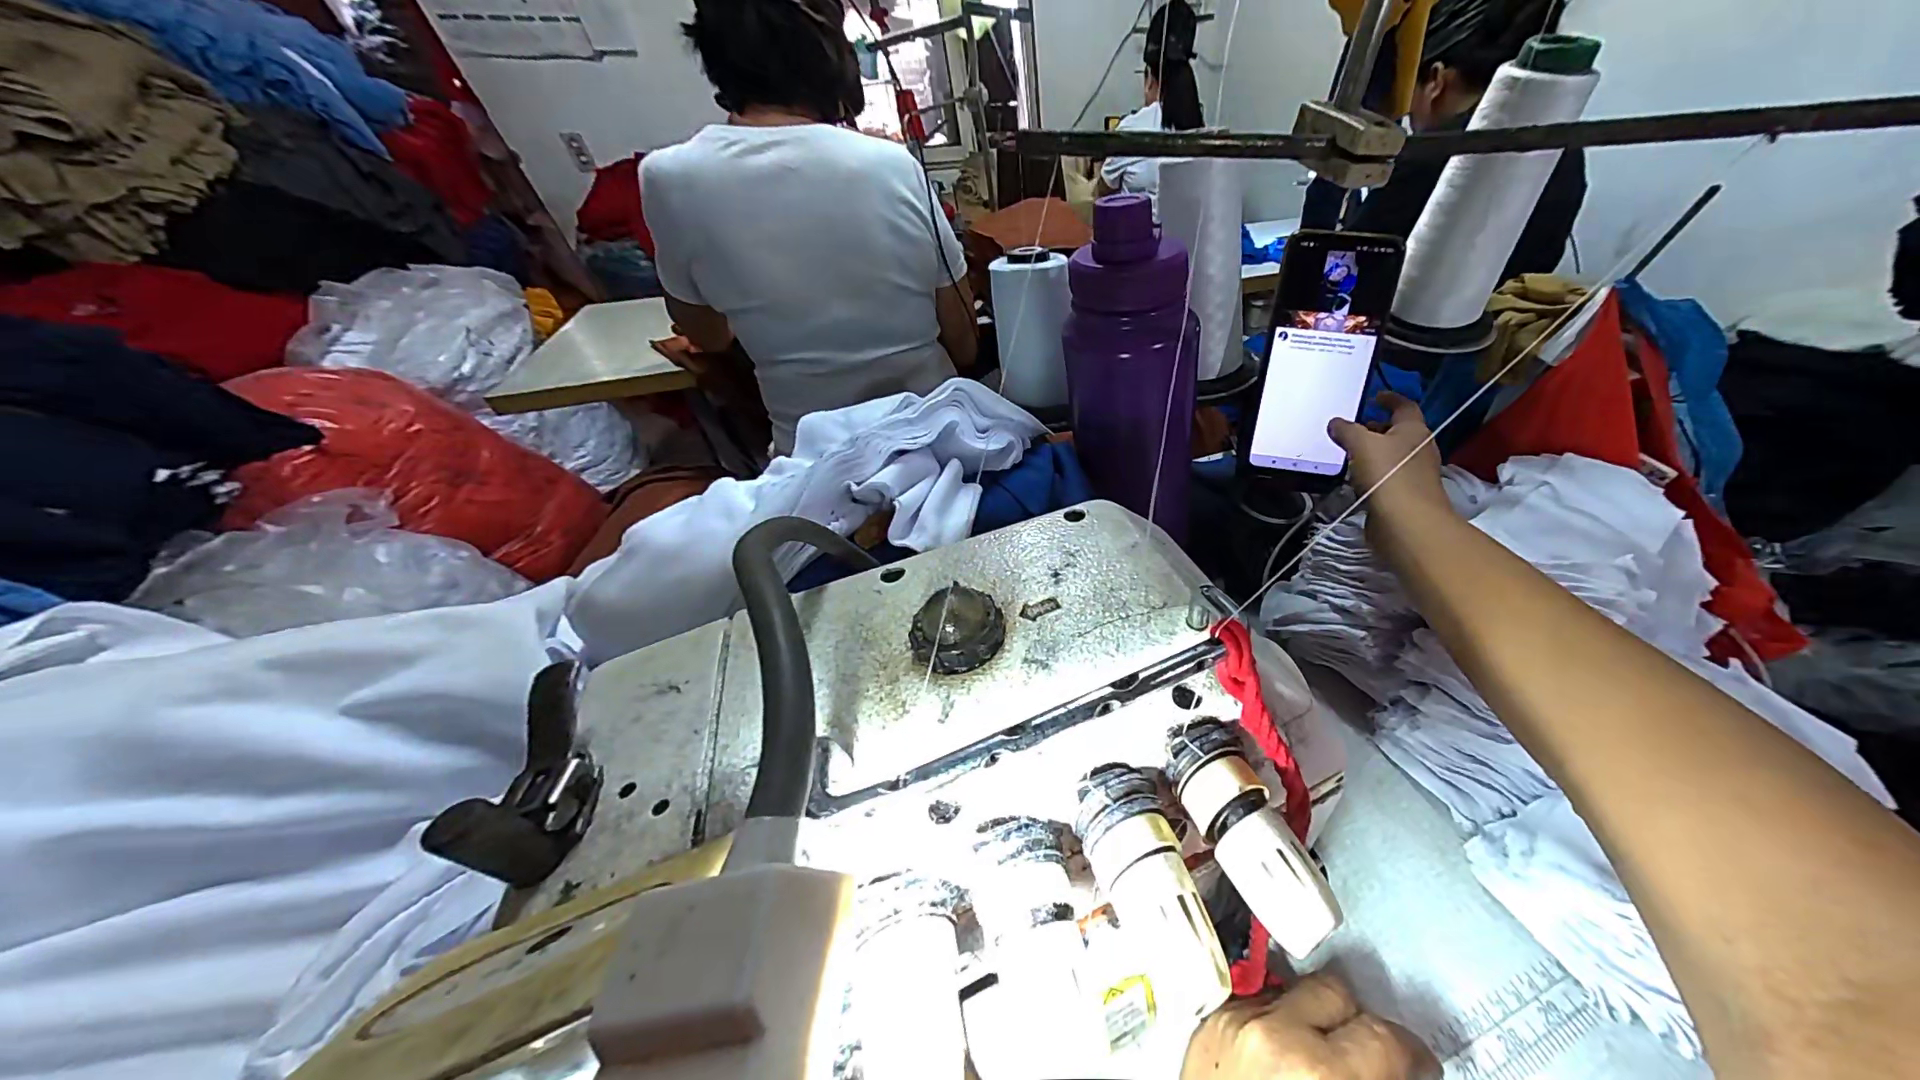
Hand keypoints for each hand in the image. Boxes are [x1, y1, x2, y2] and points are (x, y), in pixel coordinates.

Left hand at [1180, 973, 1437, 1079]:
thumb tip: (1397, 1072)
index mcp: (1320, 1073)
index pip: (1384, 1036)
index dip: (1408, 1053)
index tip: (1414, 1064)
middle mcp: (1273, 1035)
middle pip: (1334, 993)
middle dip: (1357, 1021)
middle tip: (1369, 1053)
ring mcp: (1235, 1023)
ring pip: (1292, 992)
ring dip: (1312, 1018)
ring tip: (1322, 1055)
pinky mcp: (1209, 1025)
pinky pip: (1256, 1004)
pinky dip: (1275, 1023)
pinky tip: (1283, 1057)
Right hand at [1328, 392, 1448, 521]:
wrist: (1406, 521)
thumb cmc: (1388, 475)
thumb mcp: (1362, 445)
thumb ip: (1347, 431)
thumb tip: (1336, 423)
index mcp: (1414, 431)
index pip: (1405, 406)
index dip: (1390, 398)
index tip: (1376, 396)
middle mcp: (1419, 449)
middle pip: (1399, 431)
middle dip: (1378, 427)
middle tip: (1356, 427)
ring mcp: (1414, 473)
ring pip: (1393, 454)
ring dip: (1374, 451)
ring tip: (1350, 452)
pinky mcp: (1405, 494)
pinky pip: (1387, 475)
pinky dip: (1372, 472)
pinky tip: (1355, 478)